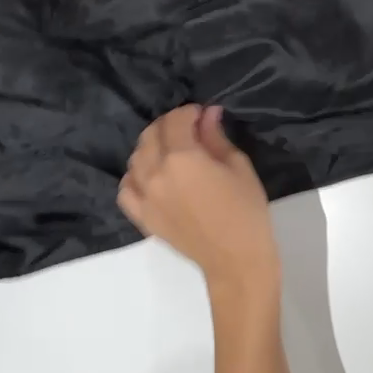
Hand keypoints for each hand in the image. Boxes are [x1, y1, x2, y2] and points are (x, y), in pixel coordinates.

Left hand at [118, 105, 278, 291]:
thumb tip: (207, 114)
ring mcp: (144, 196)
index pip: (176, 120)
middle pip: (151, 135)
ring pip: (135, 158)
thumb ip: (216, 137)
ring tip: (171, 152)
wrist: (235, 260)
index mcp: (182, 157)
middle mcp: (156, 172)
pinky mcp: (142, 216)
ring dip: (152, 147)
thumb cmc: (246, 211)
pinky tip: (150, 176)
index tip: (202, 115)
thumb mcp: (238, 166)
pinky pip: (126, 188)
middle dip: (169, 125)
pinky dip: (135, 176)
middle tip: (188, 129)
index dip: (189, 112)